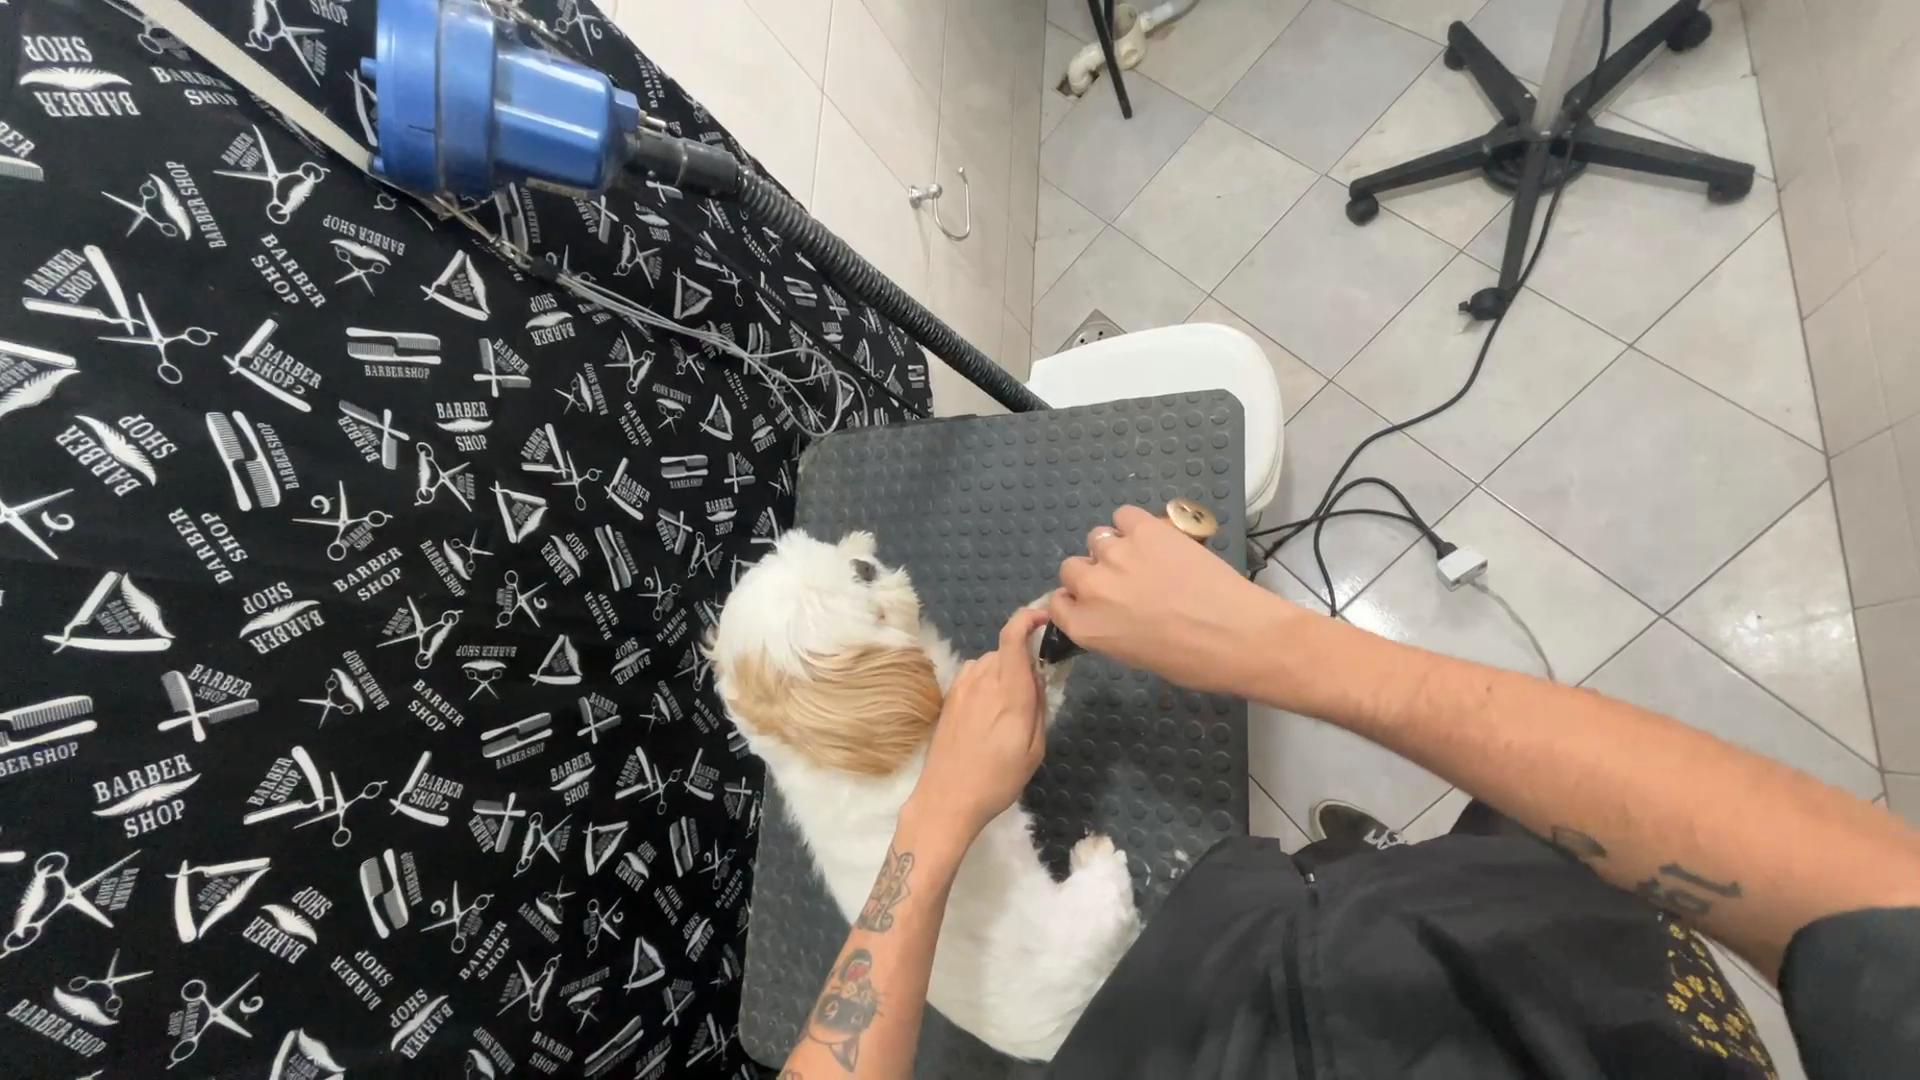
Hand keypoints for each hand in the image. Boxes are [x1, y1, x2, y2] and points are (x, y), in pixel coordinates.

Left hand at [909, 608, 1051, 841]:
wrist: (946, 799)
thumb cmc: (998, 780)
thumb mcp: (1034, 750)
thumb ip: (1039, 706)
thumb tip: (1038, 676)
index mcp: (1010, 692)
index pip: (1014, 637)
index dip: (1028, 618)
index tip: (1043, 619)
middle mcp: (984, 680)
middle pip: (1006, 650)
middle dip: (1022, 662)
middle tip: (1032, 696)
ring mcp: (962, 686)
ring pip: (989, 663)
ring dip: (1003, 674)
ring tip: (1006, 712)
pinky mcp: (949, 696)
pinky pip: (974, 674)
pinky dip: (986, 683)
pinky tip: (985, 713)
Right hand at [1051, 505, 1304, 694]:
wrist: (1240, 636)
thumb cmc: (1192, 661)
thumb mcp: (1135, 656)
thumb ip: (1107, 629)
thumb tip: (1108, 610)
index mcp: (1085, 627)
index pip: (1058, 603)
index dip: (1076, 601)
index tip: (1097, 603)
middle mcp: (1091, 587)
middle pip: (1072, 568)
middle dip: (1093, 574)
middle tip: (1125, 583)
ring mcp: (1116, 554)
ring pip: (1097, 539)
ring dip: (1114, 548)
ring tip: (1145, 559)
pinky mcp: (1145, 529)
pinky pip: (1124, 515)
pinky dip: (1135, 524)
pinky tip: (1156, 539)